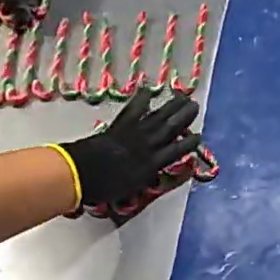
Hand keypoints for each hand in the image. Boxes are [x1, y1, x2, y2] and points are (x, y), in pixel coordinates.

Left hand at [57, 87, 200, 208]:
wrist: (82, 173)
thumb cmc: (103, 189)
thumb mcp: (128, 191)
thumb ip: (141, 180)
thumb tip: (149, 174)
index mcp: (150, 166)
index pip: (174, 153)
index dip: (187, 144)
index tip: (198, 136)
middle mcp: (146, 147)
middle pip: (169, 129)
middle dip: (183, 117)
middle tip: (195, 105)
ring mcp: (133, 134)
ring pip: (157, 117)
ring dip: (170, 106)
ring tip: (182, 95)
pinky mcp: (120, 125)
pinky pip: (133, 110)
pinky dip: (141, 99)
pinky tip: (148, 89)